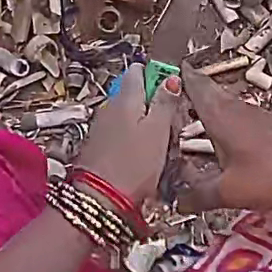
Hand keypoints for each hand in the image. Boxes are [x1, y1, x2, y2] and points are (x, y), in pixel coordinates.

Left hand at [75, 63, 179, 202]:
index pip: (139, 69)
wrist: (99, 202)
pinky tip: (145, 157)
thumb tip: (171, 77)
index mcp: (125, 96)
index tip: (172, 96)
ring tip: (161, 147)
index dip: (158, 77)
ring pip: (131, 114)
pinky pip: (122, 132)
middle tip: (172, 127)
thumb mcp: (158, 131)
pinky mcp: (100, 144)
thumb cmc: (133, 166)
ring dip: (147, 124)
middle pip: (137, 93)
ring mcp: (102, 125)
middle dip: (156, 105)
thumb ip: (165, 101)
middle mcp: (110, 105)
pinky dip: (135, 139)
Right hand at [180, 69, 271, 213]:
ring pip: (225, 100)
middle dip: (194, 86)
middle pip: (211, 90)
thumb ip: (199, 195)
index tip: (171, 67)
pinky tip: (226, 128)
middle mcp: (235, 108)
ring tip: (195, 107)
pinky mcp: (268, 123)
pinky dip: (226, 113)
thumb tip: (176, 201)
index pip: (197, 87)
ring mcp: (254, 113)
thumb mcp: (228, 191)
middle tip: (178, 86)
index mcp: (219, 117)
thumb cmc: (269, 175)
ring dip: (210, 100)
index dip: (183, 76)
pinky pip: (238, 111)